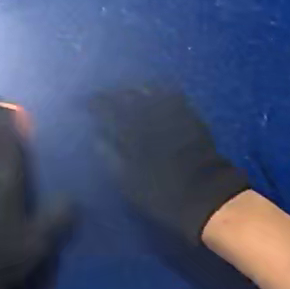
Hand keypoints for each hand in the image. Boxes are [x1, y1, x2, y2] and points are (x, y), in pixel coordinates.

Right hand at [90, 88, 248, 243]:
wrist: (208, 198)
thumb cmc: (162, 193)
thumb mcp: (127, 181)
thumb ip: (109, 155)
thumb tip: (97, 136)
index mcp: (130, 131)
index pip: (104, 107)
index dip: (91, 101)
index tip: (81, 102)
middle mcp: (149, 116)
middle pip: (124, 94)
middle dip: (110, 93)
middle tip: (100, 97)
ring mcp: (172, 114)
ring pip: (148, 91)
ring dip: (132, 90)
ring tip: (124, 93)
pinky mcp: (190, 117)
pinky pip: (172, 96)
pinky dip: (159, 91)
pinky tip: (153, 93)